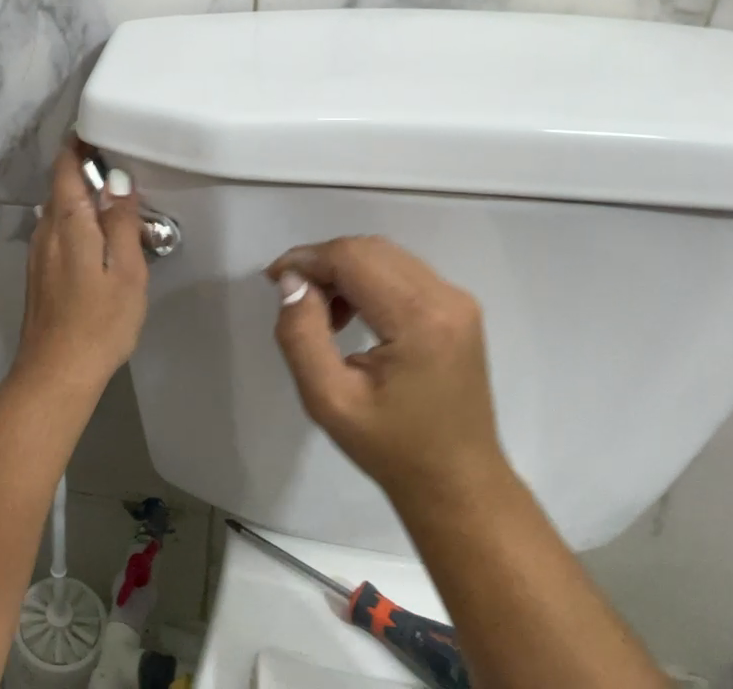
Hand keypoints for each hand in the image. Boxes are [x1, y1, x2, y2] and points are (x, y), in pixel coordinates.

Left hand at [16, 141, 149, 389]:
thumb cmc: (99, 322)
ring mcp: (37, 253)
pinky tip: (97, 241)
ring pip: (57, 212)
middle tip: (119, 169)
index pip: (65, 167)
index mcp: (68, 222)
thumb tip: (118, 181)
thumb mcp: (127, 271)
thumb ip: (121, 223)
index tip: (99, 134)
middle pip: (60, 187)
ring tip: (113, 204)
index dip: (79, 146)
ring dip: (81, 200)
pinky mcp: (37, 274)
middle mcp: (45, 230)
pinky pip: (56, 233)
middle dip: (84, 172)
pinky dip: (75, 224)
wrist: (56, 372)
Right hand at [266, 237, 506, 502]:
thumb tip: (291, 282)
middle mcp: (446, 298)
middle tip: (290, 294)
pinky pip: (402, 273)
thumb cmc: (391, 448)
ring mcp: (458, 302)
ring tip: (317, 310)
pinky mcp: (457, 310)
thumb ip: (301, 335)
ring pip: (385, 256)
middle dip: (323, 262)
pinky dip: (366, 280)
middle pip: (370, 250)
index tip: (274, 281)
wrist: (457, 482)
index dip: (307, 259)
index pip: (353, 258)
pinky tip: (349, 314)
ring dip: (343, 270)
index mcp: (419, 320)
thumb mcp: (328, 399)